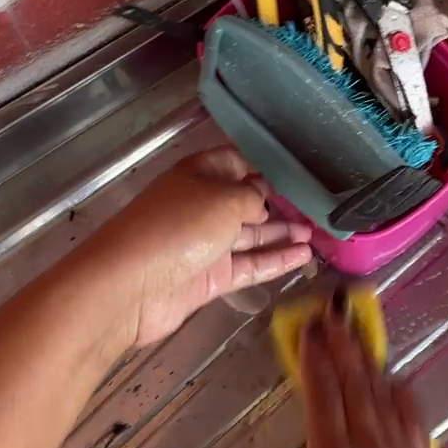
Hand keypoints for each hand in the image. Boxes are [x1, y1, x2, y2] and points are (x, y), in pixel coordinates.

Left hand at [87, 147, 312, 348]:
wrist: (129, 286)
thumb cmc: (178, 228)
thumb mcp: (224, 199)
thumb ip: (253, 197)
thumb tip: (263, 202)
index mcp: (199, 174)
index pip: (237, 161)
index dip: (265, 165)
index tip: (300, 170)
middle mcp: (202, 205)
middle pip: (246, 201)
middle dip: (279, 203)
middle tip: (317, 207)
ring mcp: (204, 244)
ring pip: (250, 236)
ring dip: (282, 234)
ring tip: (317, 233)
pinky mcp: (208, 278)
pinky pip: (248, 265)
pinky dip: (275, 261)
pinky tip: (303, 256)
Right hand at [292, 306, 447, 447]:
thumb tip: (314, 435)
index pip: (321, 392)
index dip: (313, 356)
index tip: (306, 329)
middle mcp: (370, 447)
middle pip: (354, 381)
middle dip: (340, 343)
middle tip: (328, 312)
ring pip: (381, 390)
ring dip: (365, 357)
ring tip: (352, 329)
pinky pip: (410, 414)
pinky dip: (396, 389)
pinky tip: (388, 375)